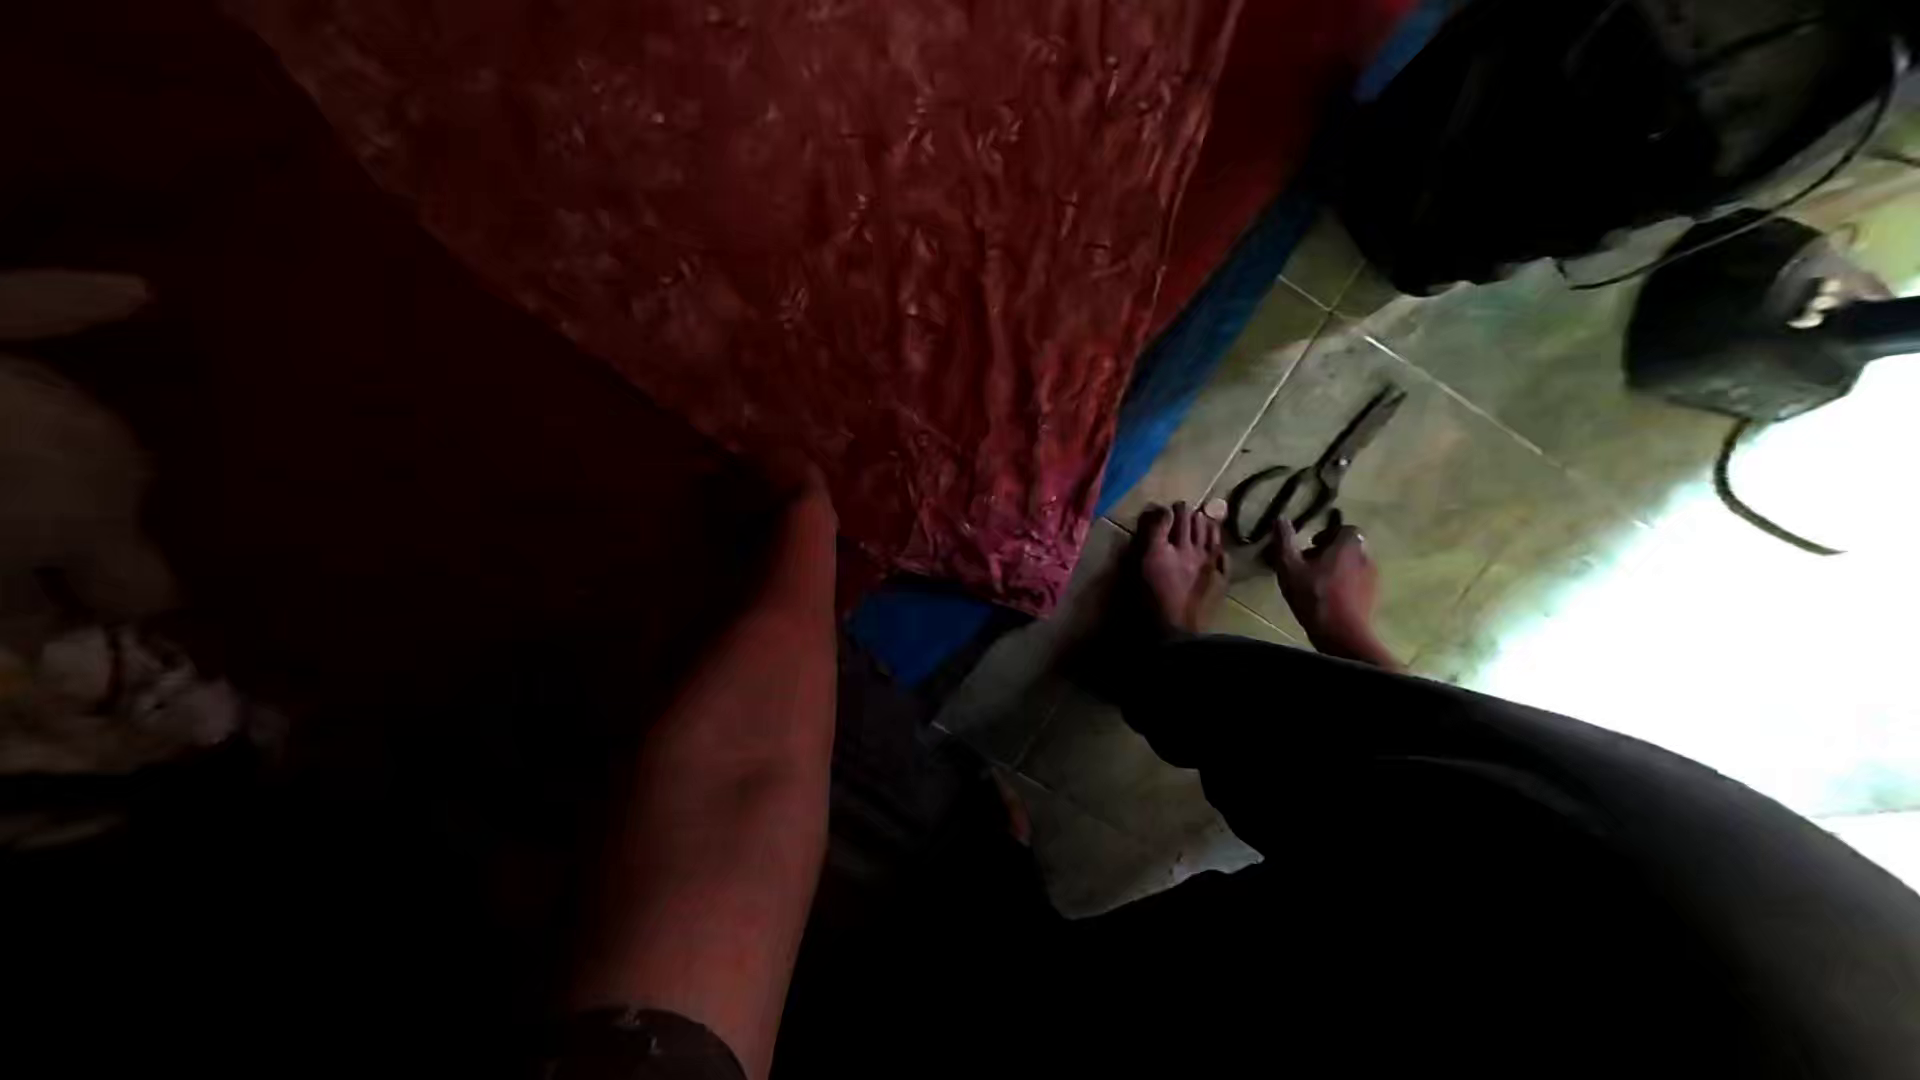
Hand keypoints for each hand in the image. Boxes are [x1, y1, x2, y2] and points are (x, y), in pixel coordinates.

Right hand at [1265, 513, 1395, 667]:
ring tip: (1317, 581)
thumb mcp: (1289, 567)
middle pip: (1350, 546)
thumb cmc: (1313, 596)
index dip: (1328, 533)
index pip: (1346, 528)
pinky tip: (1328, 596)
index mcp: (1348, 545)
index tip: (1312, 545)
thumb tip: (1280, 519)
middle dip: (1332, 550)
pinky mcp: (1373, 596)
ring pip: (1355, 564)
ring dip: (1338, 567)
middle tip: (1310, 563)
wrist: (1342, 633)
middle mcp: (1366, 557)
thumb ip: (1284, 541)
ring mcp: (1373, 578)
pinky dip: (1345, 582)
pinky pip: (1358, 581)